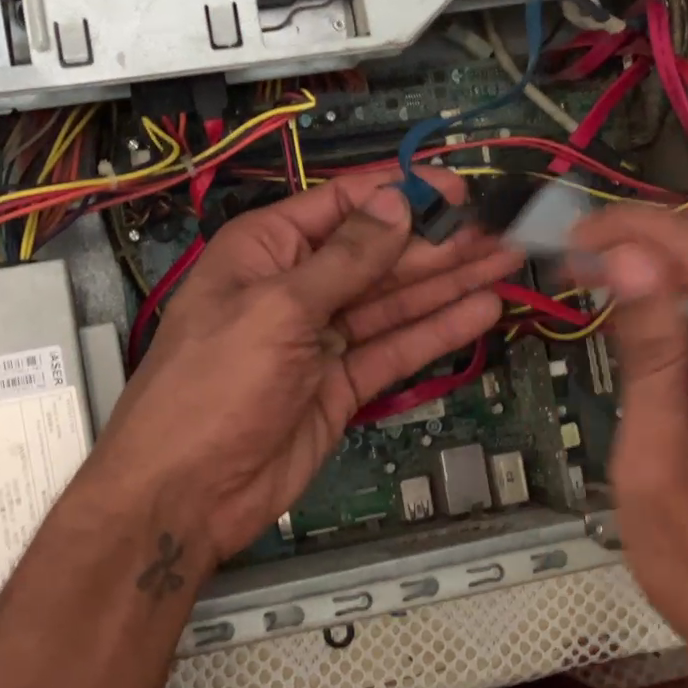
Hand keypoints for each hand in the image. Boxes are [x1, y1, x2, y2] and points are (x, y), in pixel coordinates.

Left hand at [86, 171, 524, 560]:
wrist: (184, 496)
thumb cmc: (213, 386)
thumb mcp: (279, 309)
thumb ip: (346, 258)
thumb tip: (396, 202)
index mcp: (267, 249)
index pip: (345, 204)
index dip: (402, 193)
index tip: (456, 192)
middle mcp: (298, 286)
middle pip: (379, 253)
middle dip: (437, 243)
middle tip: (496, 233)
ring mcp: (322, 337)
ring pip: (395, 300)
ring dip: (449, 282)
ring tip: (503, 262)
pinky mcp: (342, 382)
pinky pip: (395, 348)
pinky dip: (436, 331)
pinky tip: (478, 312)